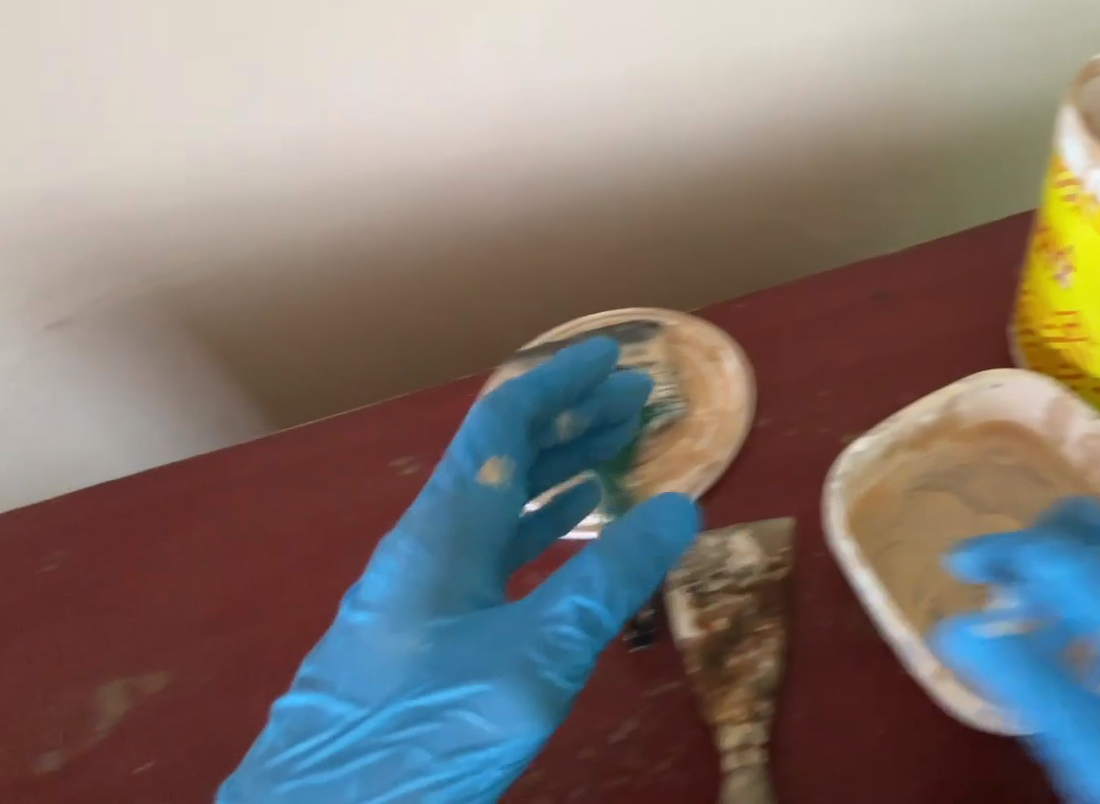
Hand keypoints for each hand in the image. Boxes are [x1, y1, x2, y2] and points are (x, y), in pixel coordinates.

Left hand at [220, 338, 700, 802]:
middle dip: (574, 413)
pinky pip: (501, 540)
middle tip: (638, 395)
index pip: (502, 424)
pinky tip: (582, 511)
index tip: (612, 355)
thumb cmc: (419, 743)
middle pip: (505, 450)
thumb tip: (680, 507)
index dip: (560, 381)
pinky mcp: (433, 624)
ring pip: (504, 493)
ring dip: (565, 458)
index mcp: (444, 529)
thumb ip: (609, 580)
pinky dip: (548, 512)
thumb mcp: (534, 661)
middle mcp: (432, 540)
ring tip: (622, 438)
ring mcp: (428, 583)